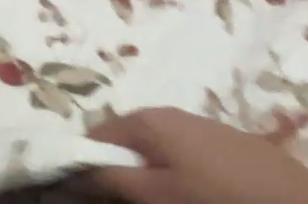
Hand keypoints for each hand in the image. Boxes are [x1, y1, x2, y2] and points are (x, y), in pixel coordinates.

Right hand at [84, 107, 307, 203]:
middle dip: (126, 168)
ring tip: (172, 198)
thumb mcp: (160, 195)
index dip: (88, 162)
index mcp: (146, 118)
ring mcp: (209, 127)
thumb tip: (67, 172)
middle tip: (136, 199)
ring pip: (165, 149)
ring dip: (159, 172)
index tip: (92, 190)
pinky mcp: (240, 146)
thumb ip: (111, 181)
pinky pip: (196, 156)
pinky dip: (190, 173)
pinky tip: (208, 195)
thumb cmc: (225, 199)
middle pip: (130, 141)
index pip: (94, 135)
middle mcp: (170, 112)